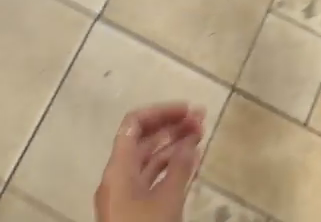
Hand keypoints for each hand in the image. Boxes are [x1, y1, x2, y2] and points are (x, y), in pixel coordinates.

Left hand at [95, 104, 205, 221]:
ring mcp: (124, 196)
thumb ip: (180, 166)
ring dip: (174, 146)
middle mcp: (118, 177)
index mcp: (118, 168)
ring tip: (201, 137)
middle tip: (201, 120)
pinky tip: (191, 163)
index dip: (161, 111)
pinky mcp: (133, 213)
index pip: (135, 124)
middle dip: (172, 126)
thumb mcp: (168, 199)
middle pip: (143, 140)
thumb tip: (191, 140)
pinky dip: (171, 168)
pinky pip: (152, 180)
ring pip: (149, 160)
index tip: (188, 110)